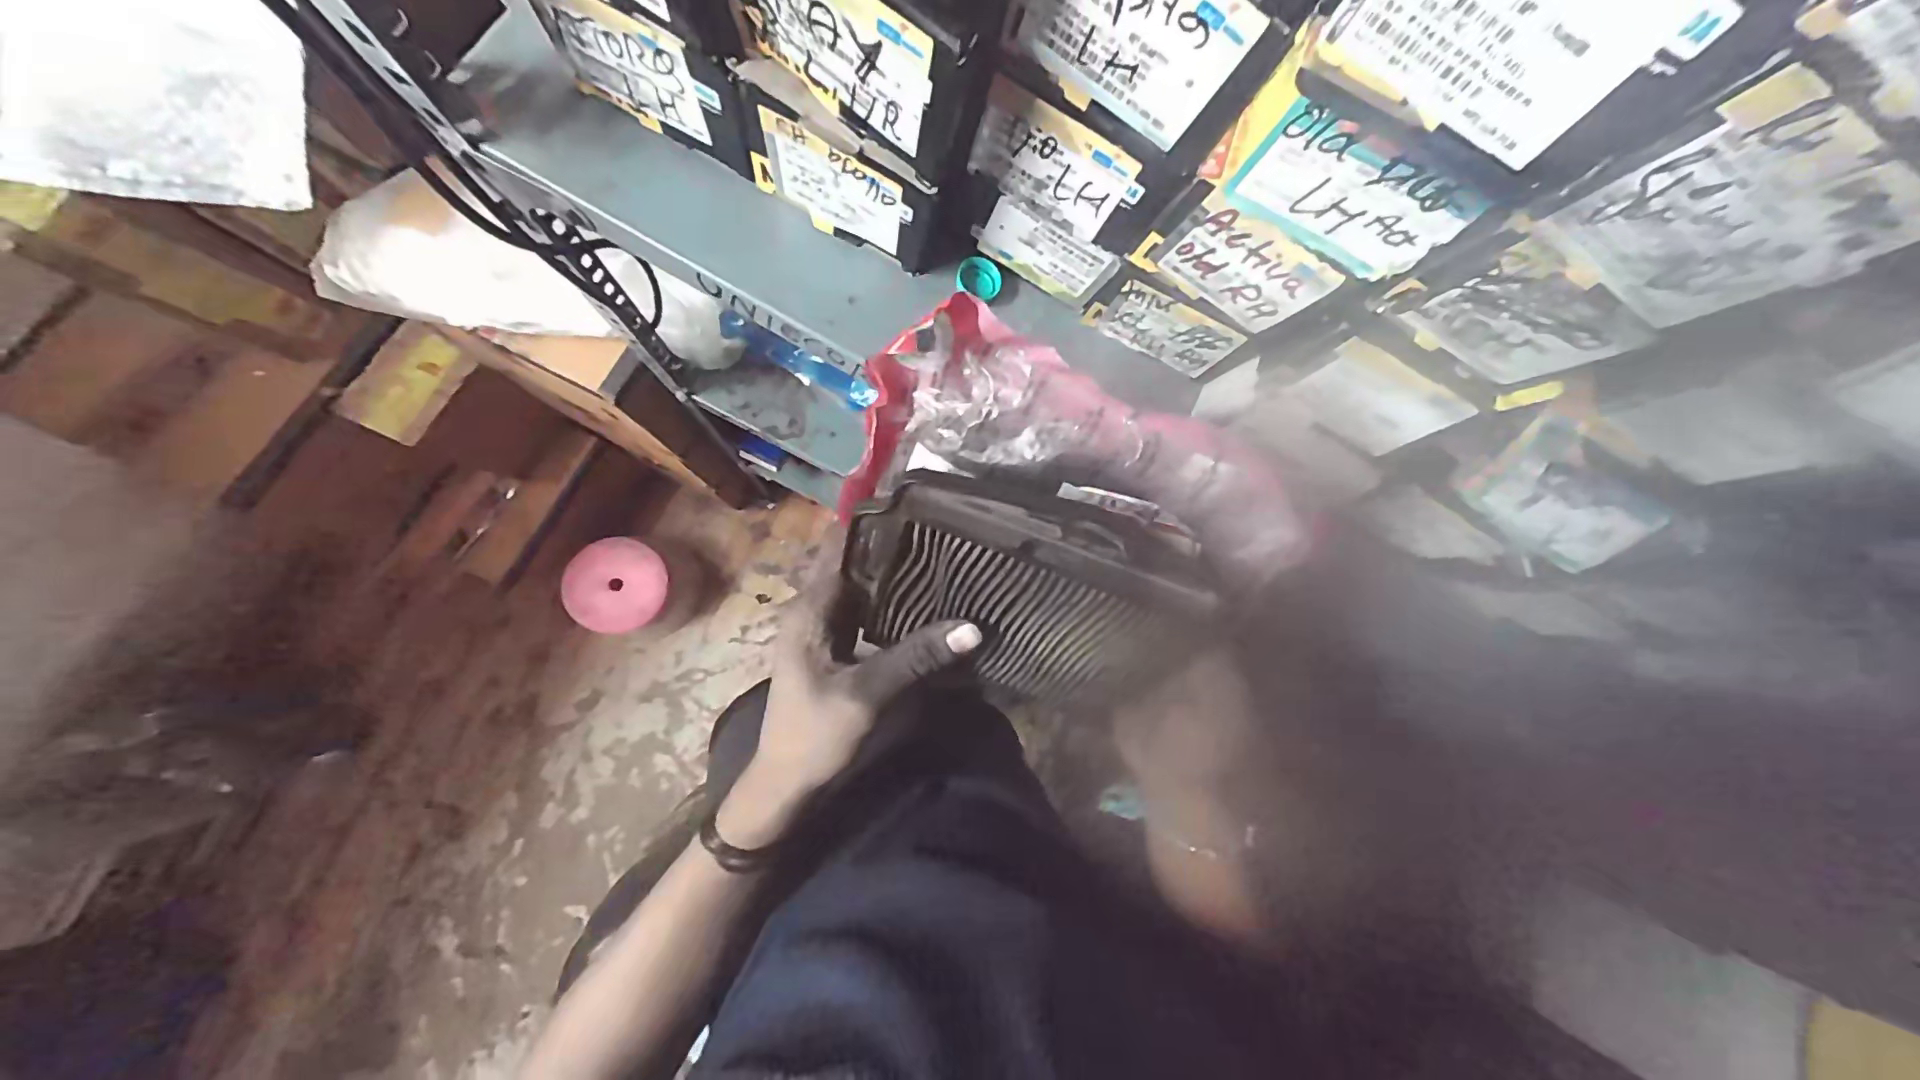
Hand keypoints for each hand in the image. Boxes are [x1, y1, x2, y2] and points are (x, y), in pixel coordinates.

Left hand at [717, 533, 980, 846]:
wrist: (785, 784)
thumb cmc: (815, 734)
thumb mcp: (867, 693)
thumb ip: (917, 656)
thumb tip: (973, 627)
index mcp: (810, 609)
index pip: (841, 549)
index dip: (873, 526)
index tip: (916, 508)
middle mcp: (813, 611)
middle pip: (854, 566)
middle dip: (892, 550)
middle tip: (942, 534)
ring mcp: (823, 631)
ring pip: (861, 590)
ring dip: (892, 578)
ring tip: (940, 560)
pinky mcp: (835, 650)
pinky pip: (865, 614)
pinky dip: (890, 605)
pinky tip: (922, 604)